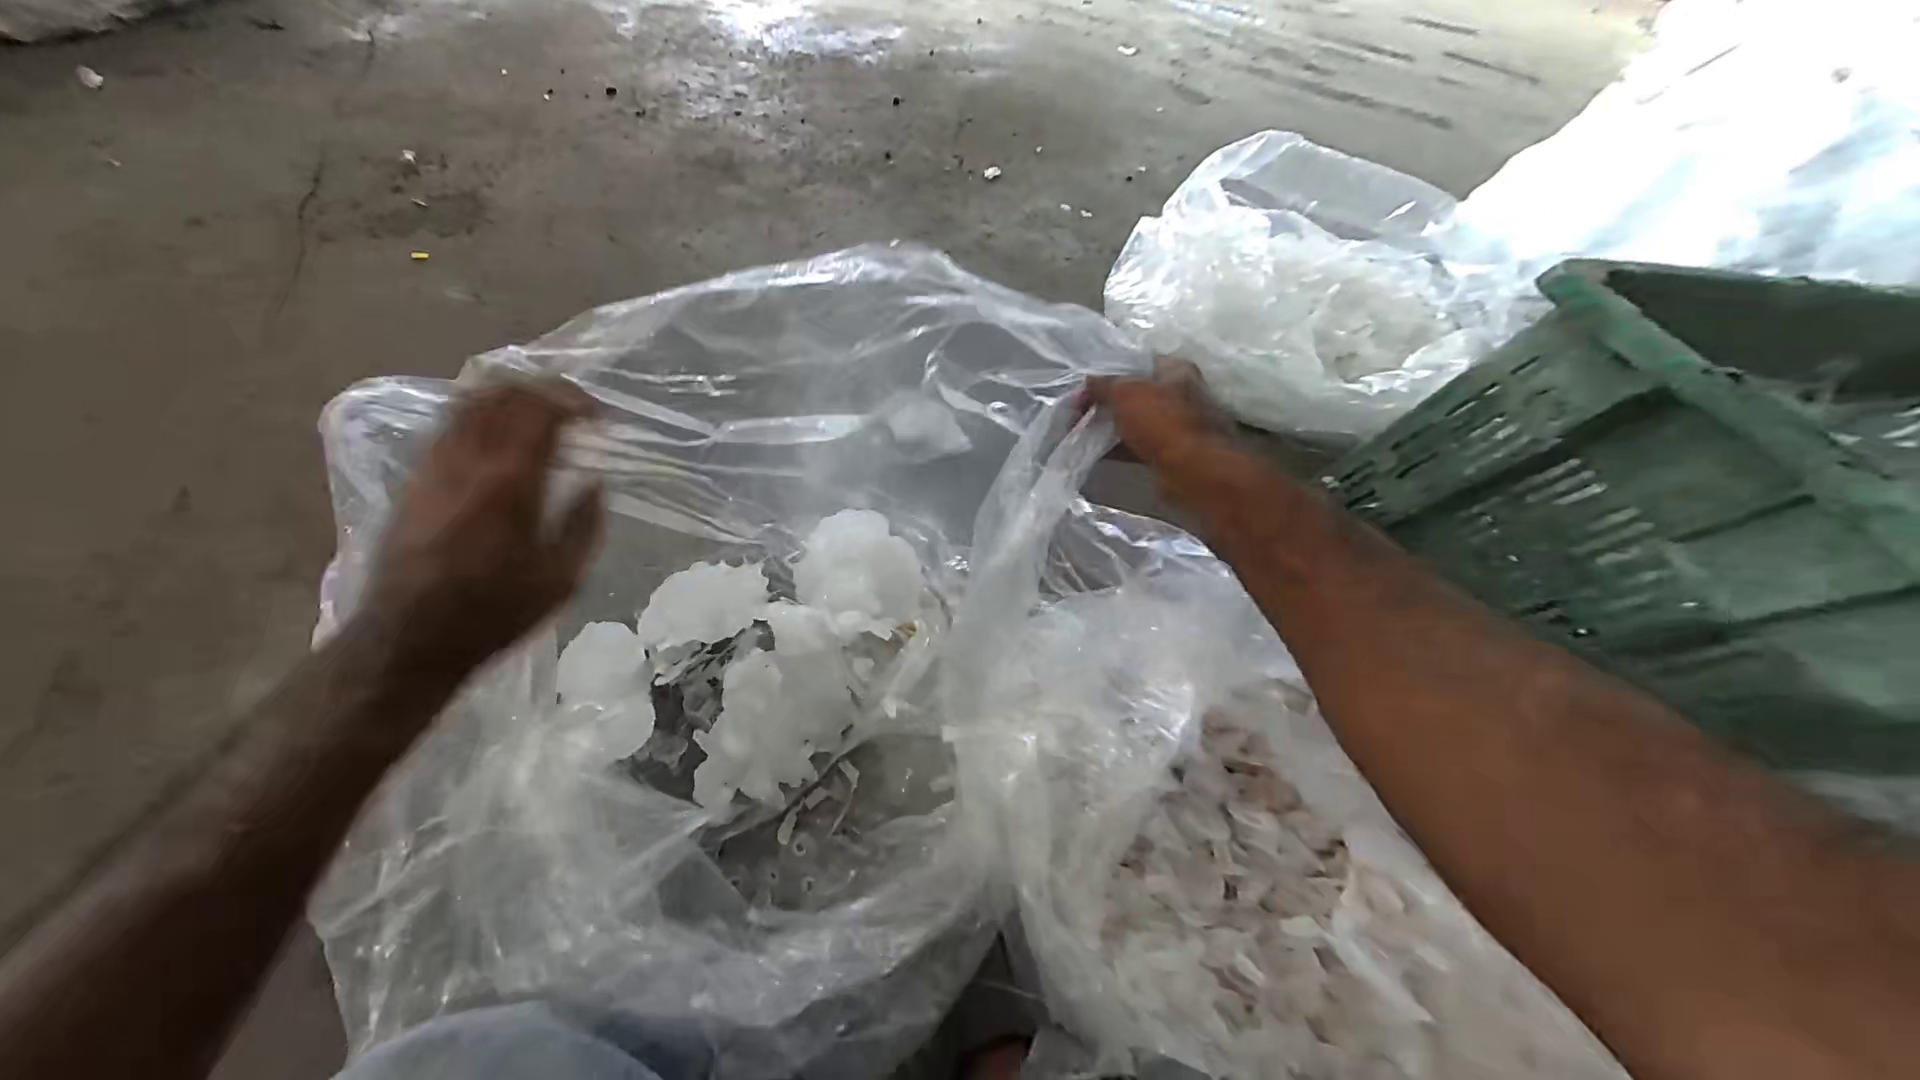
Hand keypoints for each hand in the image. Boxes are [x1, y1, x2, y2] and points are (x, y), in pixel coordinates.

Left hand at [364, 379, 604, 676]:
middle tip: (576, 406)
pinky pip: (450, 425)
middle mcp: (468, 461)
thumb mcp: (563, 577)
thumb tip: (596, 485)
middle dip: (545, 389)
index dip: (575, 401)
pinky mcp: (416, 478)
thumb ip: (584, 523)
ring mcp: (435, 465)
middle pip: (502, 394)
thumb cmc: (496, 610)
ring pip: (470, 403)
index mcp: (510, 481)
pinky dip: (482, 414)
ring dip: (511, 396)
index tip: (601, 416)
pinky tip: (502, 433)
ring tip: (541, 411)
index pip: (541, 411)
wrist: (411, 635)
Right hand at [1087, 357, 1245, 510]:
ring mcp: (1177, 426)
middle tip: (1079, 410)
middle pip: (1135, 393)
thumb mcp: (1125, 394)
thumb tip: (1087, 381)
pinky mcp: (1170, 453)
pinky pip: (1138, 445)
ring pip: (1135, 421)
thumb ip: (1104, 384)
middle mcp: (1180, 394)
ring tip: (1081, 431)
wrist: (1192, 471)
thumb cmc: (1162, 422)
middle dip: (1106, 402)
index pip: (1137, 362)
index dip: (1108, 371)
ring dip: (1110, 427)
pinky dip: (1118, 448)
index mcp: (1176, 370)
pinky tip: (1095, 453)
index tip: (1085, 385)